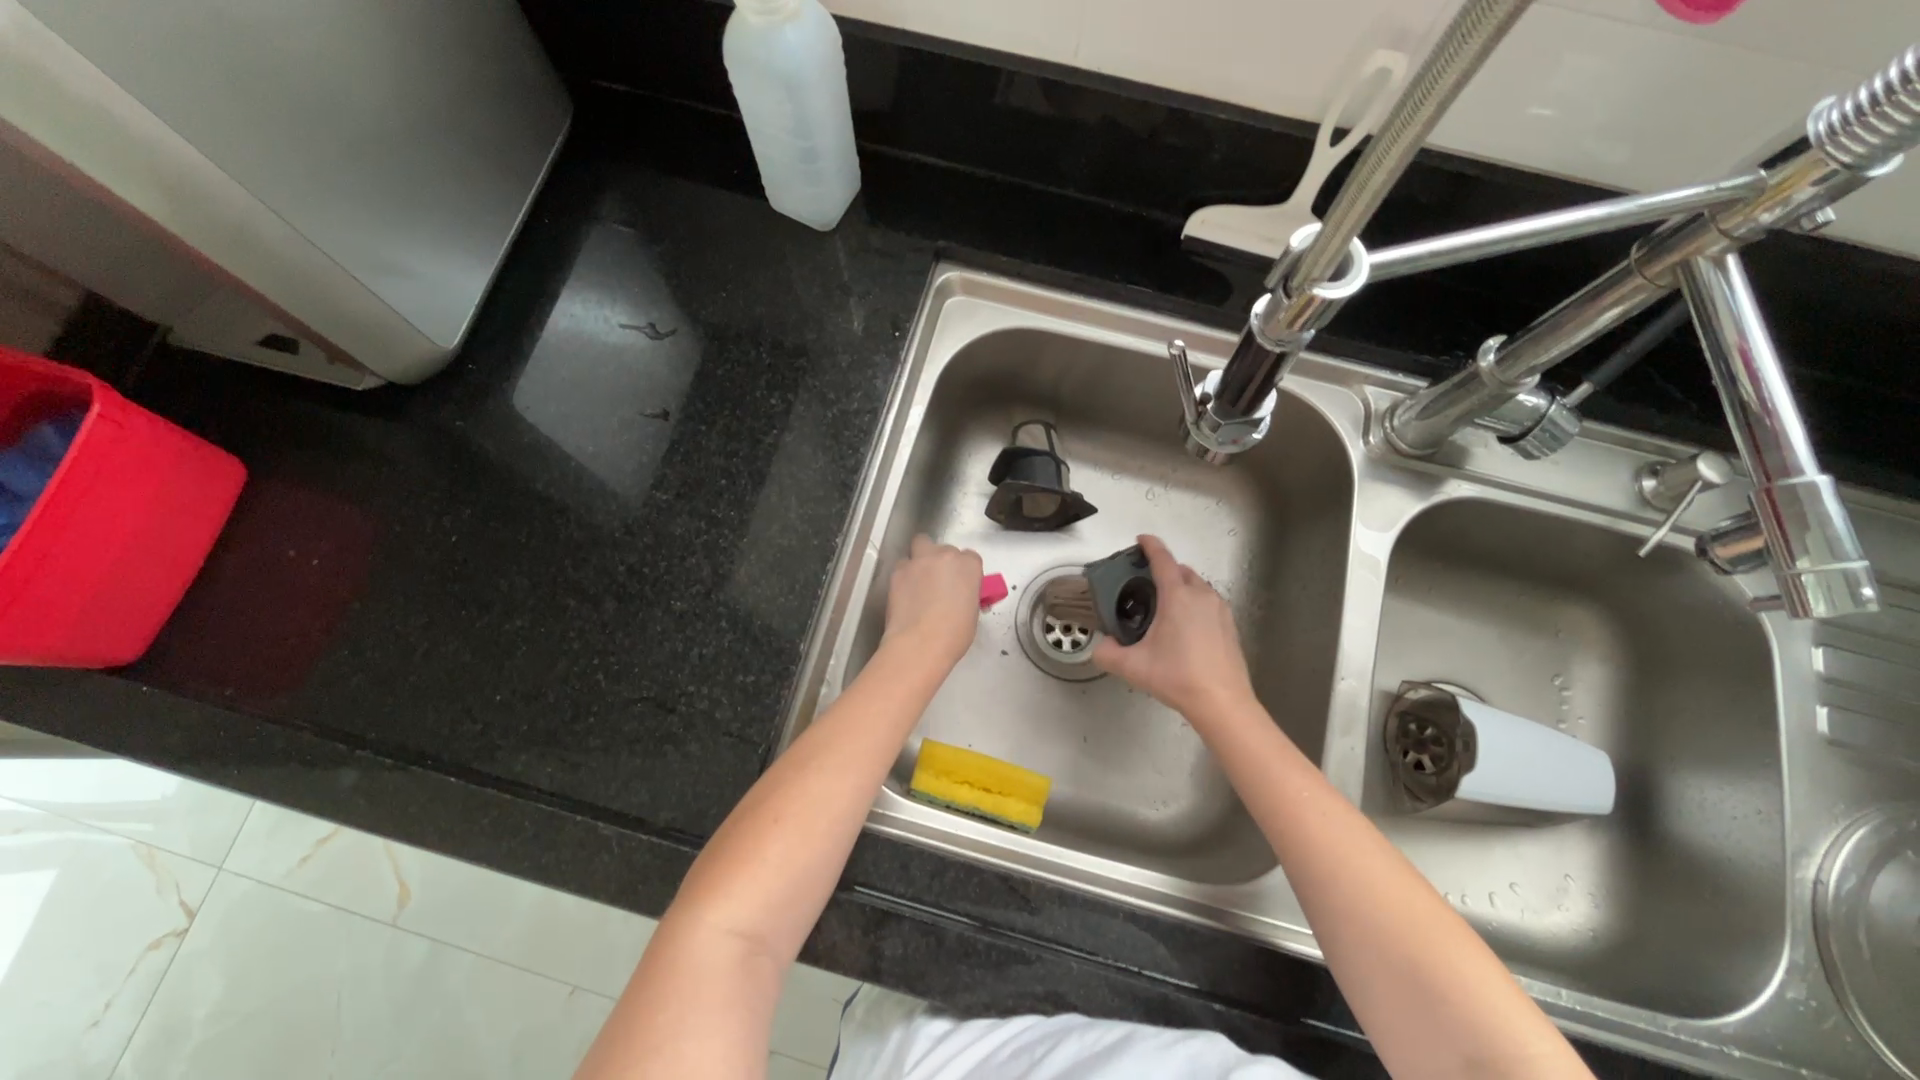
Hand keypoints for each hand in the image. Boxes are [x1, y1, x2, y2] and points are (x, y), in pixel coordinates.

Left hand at [882, 535, 983, 670]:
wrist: (920, 643)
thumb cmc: (954, 634)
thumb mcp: (972, 613)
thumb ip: (967, 595)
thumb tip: (960, 597)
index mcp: (968, 565)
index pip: (970, 557)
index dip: (965, 571)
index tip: (962, 584)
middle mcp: (944, 556)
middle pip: (945, 549)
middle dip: (943, 562)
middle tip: (940, 583)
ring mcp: (919, 561)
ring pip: (920, 545)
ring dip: (922, 557)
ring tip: (920, 579)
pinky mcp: (898, 571)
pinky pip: (903, 565)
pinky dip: (905, 574)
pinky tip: (905, 592)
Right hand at [1092, 535, 1256, 724]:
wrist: (1221, 701)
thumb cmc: (1177, 677)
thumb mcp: (1132, 667)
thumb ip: (1107, 654)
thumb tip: (1101, 647)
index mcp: (1177, 597)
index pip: (1163, 560)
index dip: (1150, 546)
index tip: (1141, 539)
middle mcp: (1202, 596)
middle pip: (1182, 571)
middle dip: (1165, 570)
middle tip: (1146, 584)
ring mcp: (1220, 610)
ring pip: (1198, 586)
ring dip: (1181, 587)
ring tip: (1165, 607)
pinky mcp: (1230, 625)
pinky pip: (1209, 603)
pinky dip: (1195, 604)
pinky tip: (1185, 628)